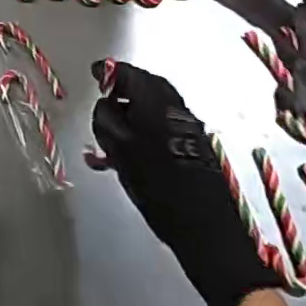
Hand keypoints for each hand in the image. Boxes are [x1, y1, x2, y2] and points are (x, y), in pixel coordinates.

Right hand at [88, 60, 281, 305]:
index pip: (130, 75)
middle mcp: (178, 110)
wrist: (210, 234)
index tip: (96, 73)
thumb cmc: (161, 194)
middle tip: (105, 94)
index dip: (109, 72)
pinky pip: (165, 120)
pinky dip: (147, 121)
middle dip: (124, 86)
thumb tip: (104, 105)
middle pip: (147, 84)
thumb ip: (108, 122)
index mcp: (157, 107)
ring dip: (135, 106)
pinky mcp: (197, 144)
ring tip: (115, 122)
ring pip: (156, 104)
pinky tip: (134, 141)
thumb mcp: (122, 154)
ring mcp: (190, 127)